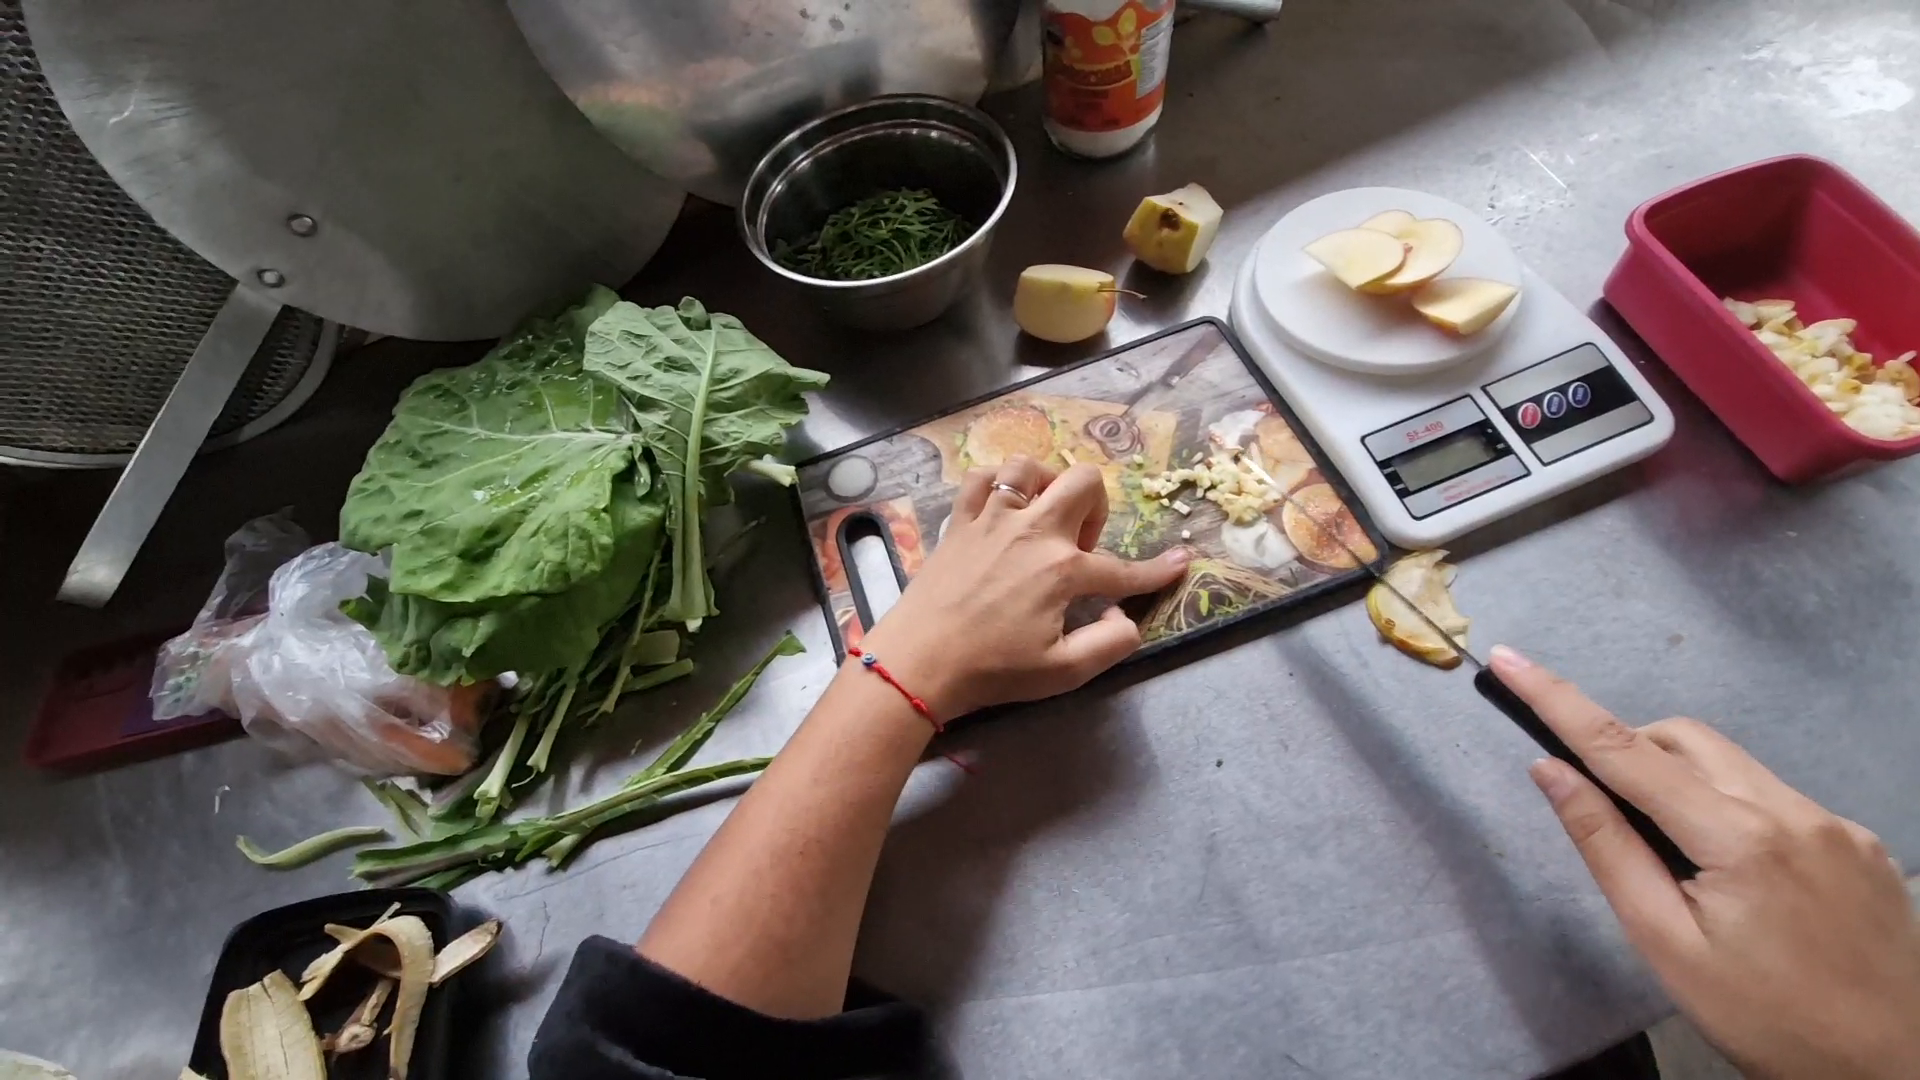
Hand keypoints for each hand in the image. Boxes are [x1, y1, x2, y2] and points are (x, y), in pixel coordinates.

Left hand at [857, 456, 1188, 721]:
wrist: (919, 662)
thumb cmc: (992, 670)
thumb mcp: (1063, 672)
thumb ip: (1110, 643)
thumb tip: (1127, 616)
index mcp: (1063, 571)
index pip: (1123, 569)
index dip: (1158, 570)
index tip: (1180, 562)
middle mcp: (1033, 531)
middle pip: (1084, 482)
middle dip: (1096, 508)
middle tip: (1078, 549)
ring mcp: (992, 519)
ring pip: (1029, 466)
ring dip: (1046, 486)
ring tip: (1041, 519)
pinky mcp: (960, 521)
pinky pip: (981, 477)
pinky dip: (996, 484)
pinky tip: (1000, 509)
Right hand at [1492, 647, 1919, 1079]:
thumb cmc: (1763, 1018)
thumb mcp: (1661, 937)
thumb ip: (1604, 843)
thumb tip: (1550, 768)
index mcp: (1739, 838)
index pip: (1622, 748)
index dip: (1555, 699)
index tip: (1509, 660)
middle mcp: (1796, 813)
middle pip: (1681, 739)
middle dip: (1627, 748)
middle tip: (1604, 803)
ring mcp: (1838, 826)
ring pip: (1725, 760)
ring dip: (1675, 776)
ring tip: (1672, 848)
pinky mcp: (1862, 845)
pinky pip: (1767, 793)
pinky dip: (1722, 802)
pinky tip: (1731, 868)